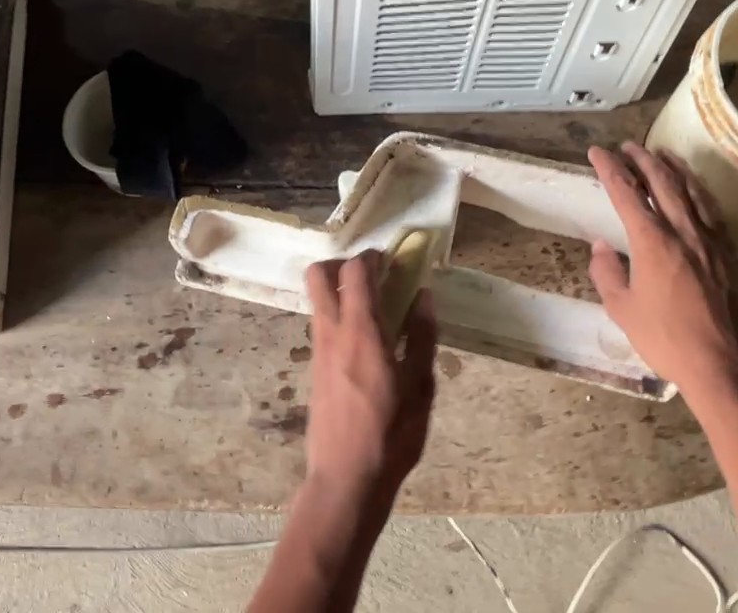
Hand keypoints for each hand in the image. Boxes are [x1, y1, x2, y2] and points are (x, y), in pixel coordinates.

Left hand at [302, 252, 437, 500]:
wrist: (345, 479)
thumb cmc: (391, 436)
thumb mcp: (421, 388)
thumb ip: (422, 338)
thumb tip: (424, 297)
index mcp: (362, 332)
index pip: (354, 271)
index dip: (372, 257)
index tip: (393, 261)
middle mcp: (332, 332)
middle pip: (319, 274)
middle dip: (342, 263)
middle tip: (373, 276)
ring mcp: (318, 350)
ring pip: (317, 299)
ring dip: (340, 289)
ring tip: (374, 308)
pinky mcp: (314, 368)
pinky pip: (321, 324)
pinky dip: (339, 316)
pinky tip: (365, 341)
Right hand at [587, 142, 737, 400]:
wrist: (725, 365)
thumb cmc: (666, 339)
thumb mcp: (622, 309)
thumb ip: (607, 273)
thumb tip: (602, 247)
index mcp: (653, 242)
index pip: (627, 193)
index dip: (610, 169)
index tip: (597, 152)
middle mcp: (684, 232)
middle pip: (663, 183)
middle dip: (643, 159)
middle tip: (628, 145)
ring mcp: (711, 241)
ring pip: (693, 192)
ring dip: (675, 169)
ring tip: (663, 154)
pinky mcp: (729, 255)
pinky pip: (712, 211)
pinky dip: (699, 192)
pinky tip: (695, 191)